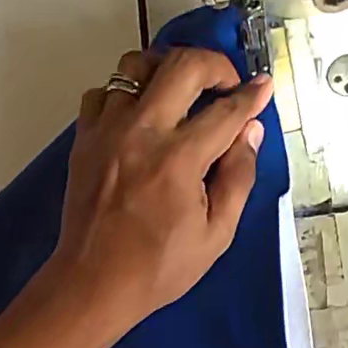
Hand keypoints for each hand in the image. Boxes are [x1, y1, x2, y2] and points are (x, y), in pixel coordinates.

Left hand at [42, 48, 272, 335]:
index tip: (263, 86)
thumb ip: (238, 178)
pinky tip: (141, 114)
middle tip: (226, 85)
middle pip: (182, 66)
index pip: (225, 111)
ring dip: (167, 69)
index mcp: (179, 159)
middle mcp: (141, 132)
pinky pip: (104, 91)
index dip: (251, 95)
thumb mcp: (216, 234)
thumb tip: (250, 133)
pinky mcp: (84, 138)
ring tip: (182, 91)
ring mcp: (107, 131)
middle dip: (214, 65)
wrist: (95, 282)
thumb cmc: (159, 267)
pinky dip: (127, 92)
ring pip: (136, 65)